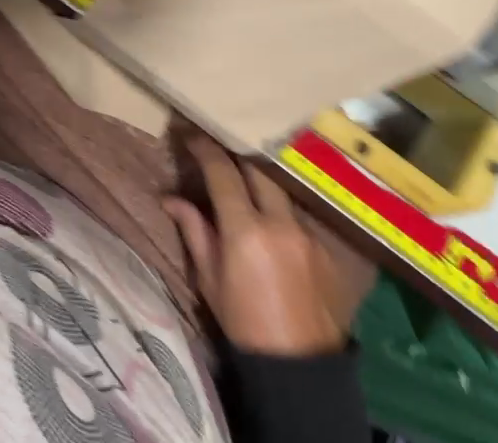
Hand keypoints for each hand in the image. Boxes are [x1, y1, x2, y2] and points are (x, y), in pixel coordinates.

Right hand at [163, 129, 374, 356]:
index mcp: (245, 231)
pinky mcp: (328, 247)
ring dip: (261, 179)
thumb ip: (194, 230)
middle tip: (219, 148)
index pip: (223, 173)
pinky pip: (299, 214)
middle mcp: (280, 223)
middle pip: (258, 170)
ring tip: (245, 177)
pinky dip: (280, 207)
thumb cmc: (242, 321)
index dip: (205, 149)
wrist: (298, 363)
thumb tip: (170, 198)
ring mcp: (308, 233)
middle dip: (236, 155)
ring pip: (282, 189)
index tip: (191, 135)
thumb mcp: (209, 277)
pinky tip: (271, 214)